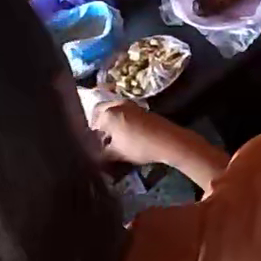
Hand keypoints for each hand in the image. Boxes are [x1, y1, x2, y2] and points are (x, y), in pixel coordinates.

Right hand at [89, 97, 231, 187]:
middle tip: (101, 141)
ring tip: (113, 139)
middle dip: (99, 126)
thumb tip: (92, 156)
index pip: (91, 124)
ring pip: (113, 111)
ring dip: (111, 122)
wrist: (169, 141)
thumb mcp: (117, 154)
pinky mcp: (142, 109)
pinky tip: (126, 135)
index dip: (91, 137)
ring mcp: (131, 104)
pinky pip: (125, 112)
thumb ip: (101, 154)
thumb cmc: (140, 146)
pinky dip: (121, 121)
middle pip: (101, 112)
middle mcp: (118, 104)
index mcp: (108, 113)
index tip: (94, 148)